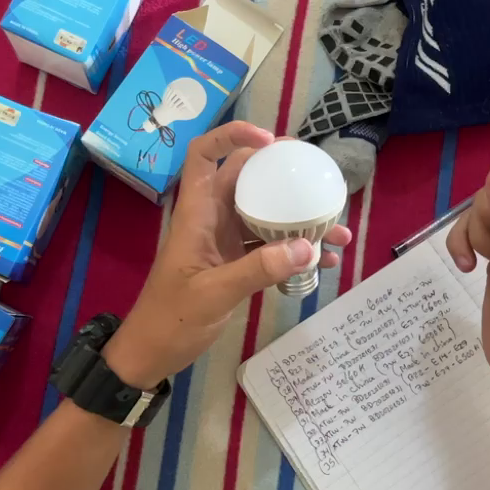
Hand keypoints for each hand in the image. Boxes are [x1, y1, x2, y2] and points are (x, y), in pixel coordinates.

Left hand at [105, 123, 351, 387]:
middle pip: (246, 177)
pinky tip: (324, 262)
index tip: (270, 141)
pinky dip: (295, 250)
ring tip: (336, 228)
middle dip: (281, 172)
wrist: (152, 354)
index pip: (203, 154)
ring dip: (298, 217)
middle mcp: (212, 218)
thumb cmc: (171, 318)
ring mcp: (225, 241)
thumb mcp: (214, 293)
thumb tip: (307, 247)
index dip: (232, 135)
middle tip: (319, 176)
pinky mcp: (236, 264)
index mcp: (196, 212)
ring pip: (265, 213)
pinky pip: (270, 246)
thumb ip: (258, 270)